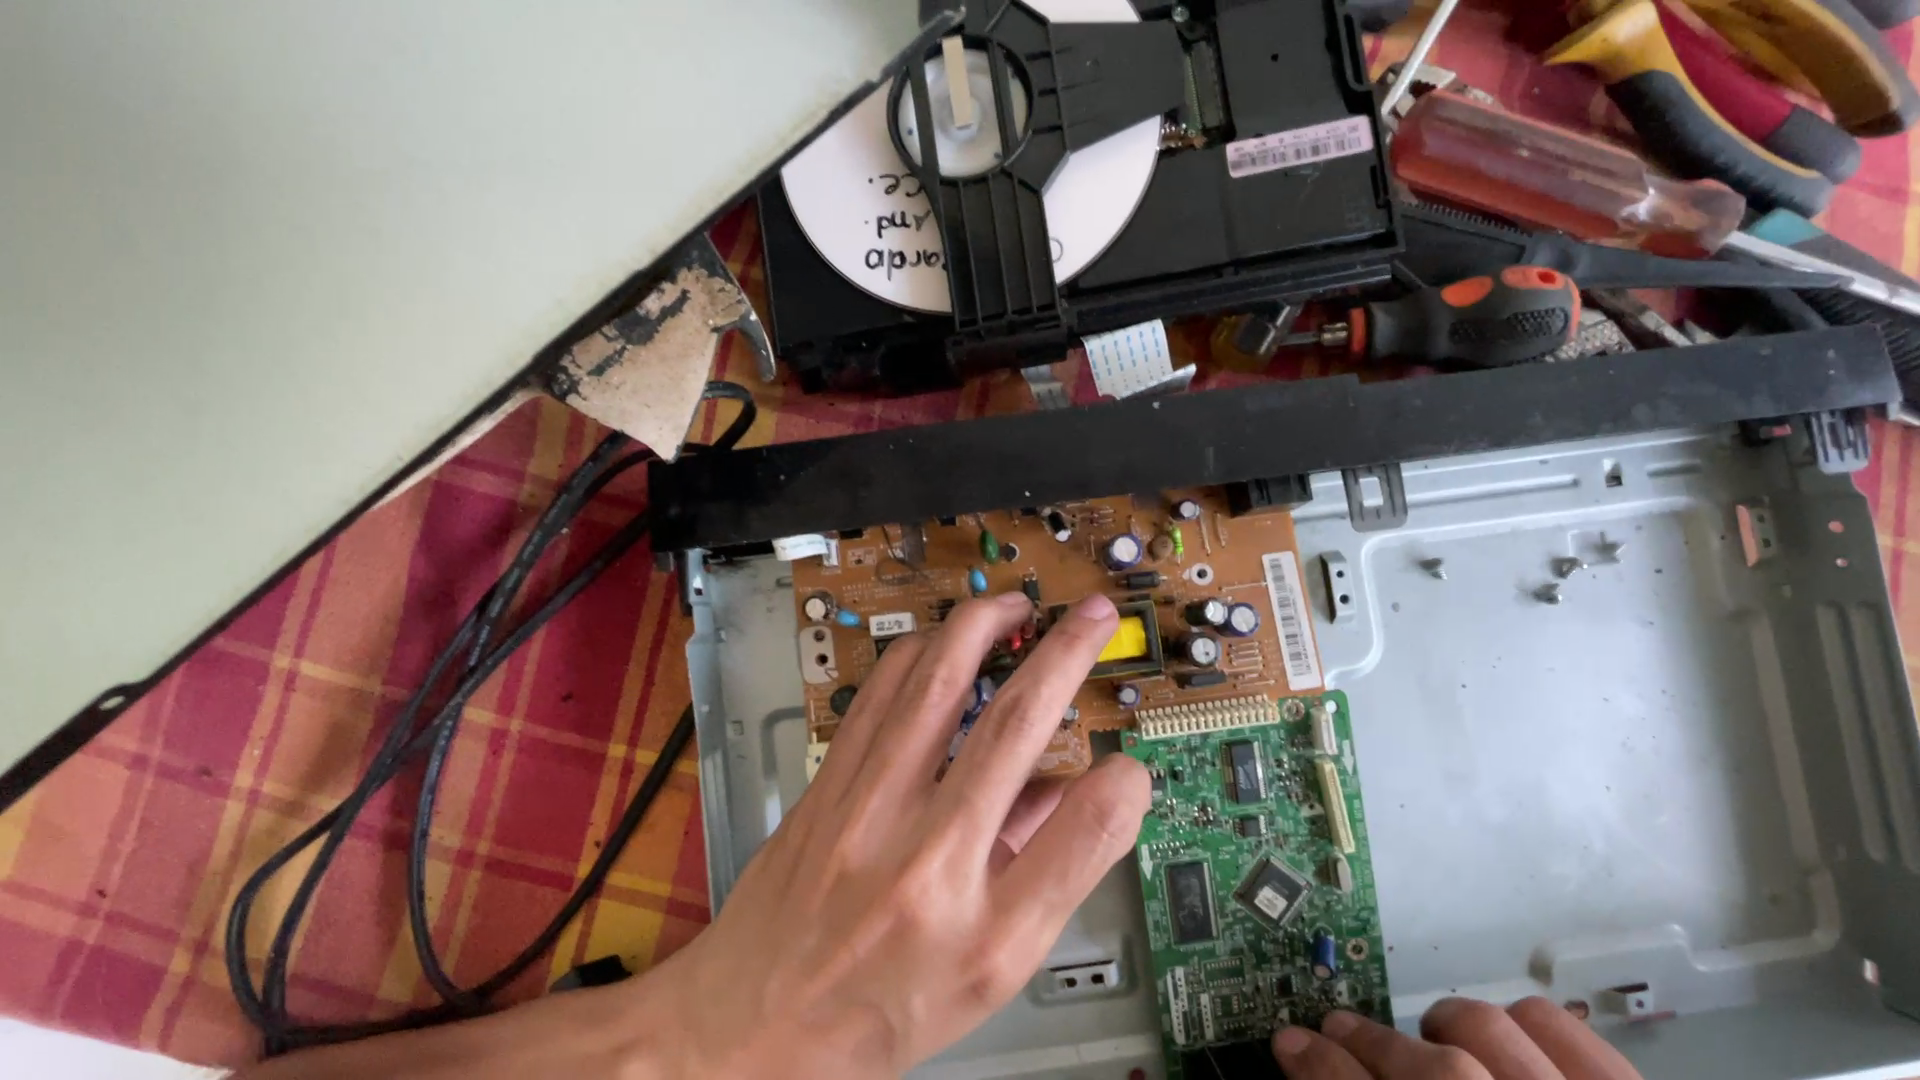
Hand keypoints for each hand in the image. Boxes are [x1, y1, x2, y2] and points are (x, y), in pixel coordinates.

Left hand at [632, 591, 1150, 1077]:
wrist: (753, 1022)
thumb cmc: (875, 1007)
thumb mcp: (984, 976)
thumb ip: (1044, 881)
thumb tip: (1080, 802)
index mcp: (979, 927)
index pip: (1079, 835)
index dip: (1120, 786)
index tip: (1130, 763)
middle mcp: (922, 857)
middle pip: (1010, 727)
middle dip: (1064, 656)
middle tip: (1090, 618)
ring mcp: (864, 811)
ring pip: (934, 687)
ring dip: (981, 630)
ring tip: (1013, 608)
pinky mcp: (826, 788)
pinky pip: (875, 697)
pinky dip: (915, 653)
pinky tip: (937, 641)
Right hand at [1272, 999, 1645, 1079]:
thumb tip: (1323, 1079)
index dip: (1322, 1070)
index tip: (1290, 1043)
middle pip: (1430, 1070)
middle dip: (1365, 1040)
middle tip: (1334, 1029)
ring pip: (1489, 1031)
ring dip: (1440, 1028)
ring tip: (1425, 1042)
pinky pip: (1564, 1028)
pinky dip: (1521, 1022)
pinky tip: (1503, 1049)